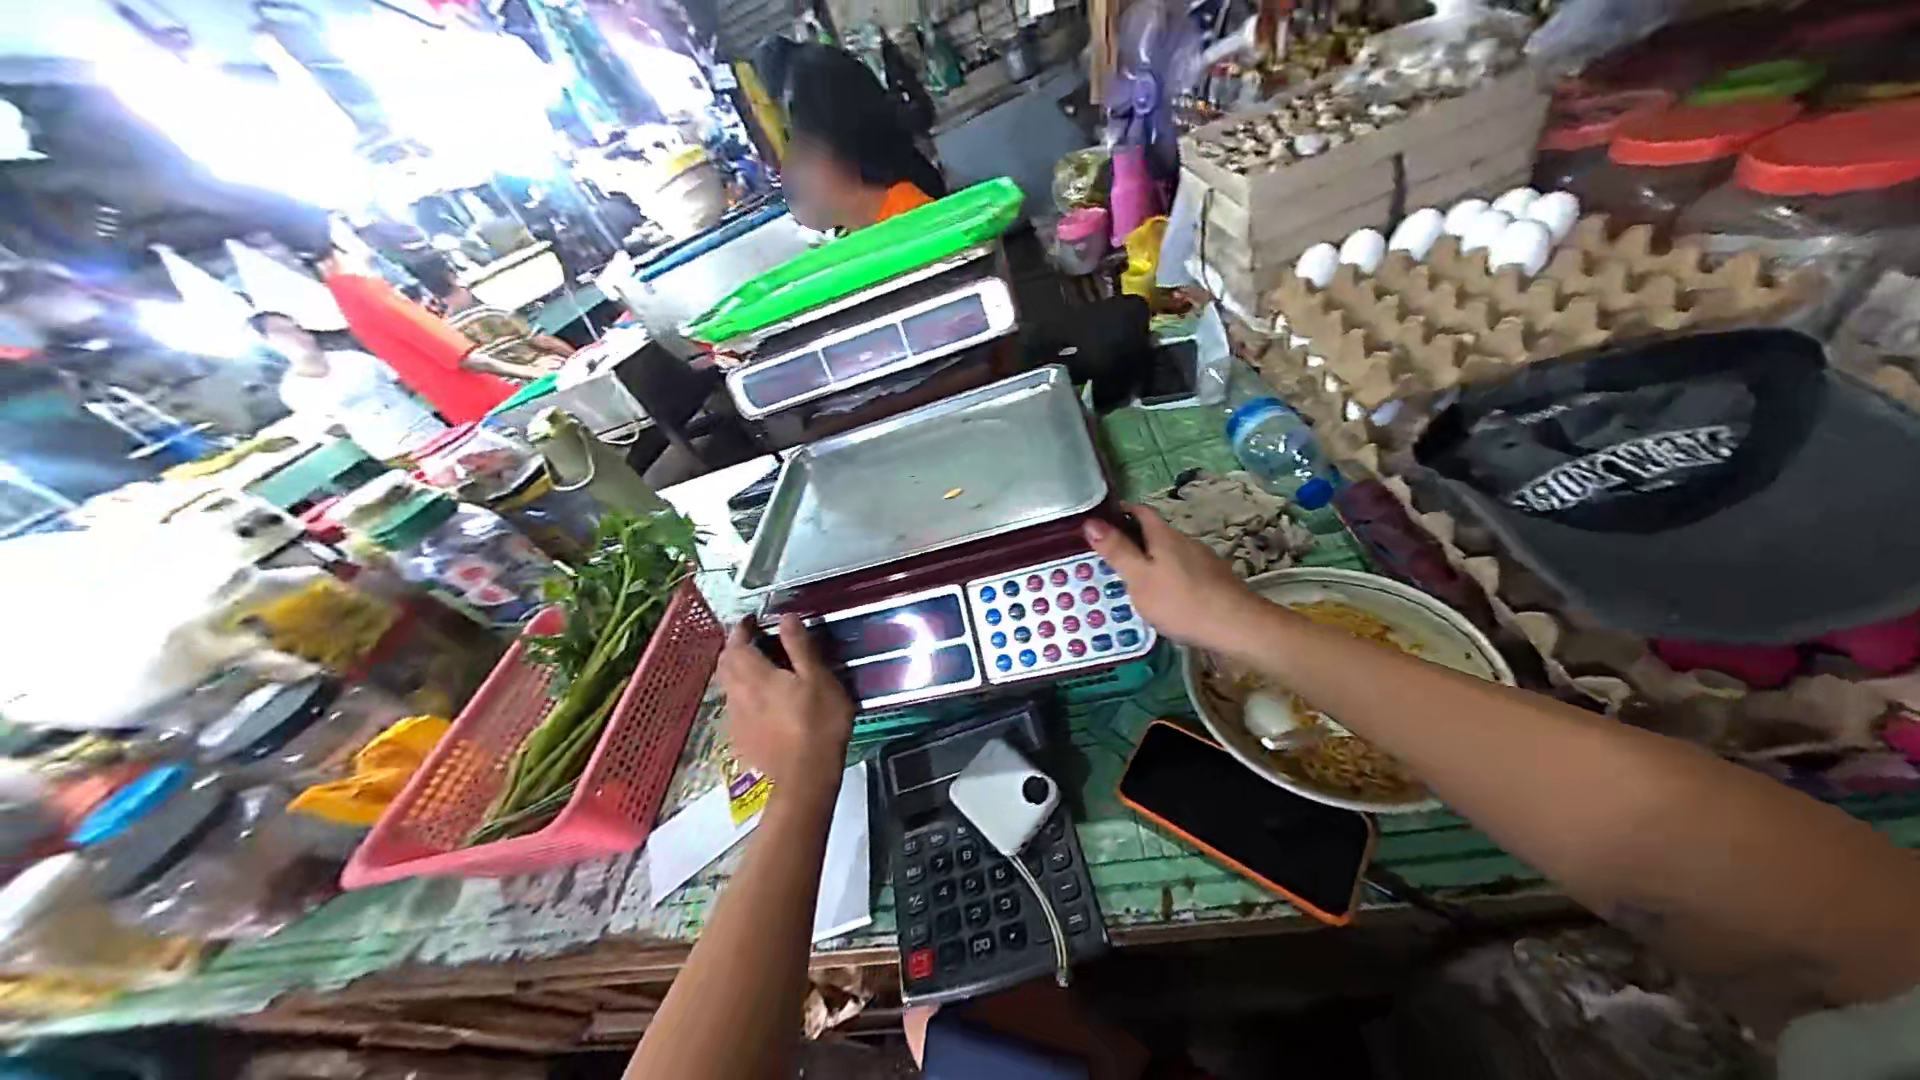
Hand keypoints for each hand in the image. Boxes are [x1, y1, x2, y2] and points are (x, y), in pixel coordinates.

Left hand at [716, 615, 853, 797]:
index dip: (742, 629)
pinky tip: (763, 701)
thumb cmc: (818, 723)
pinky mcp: (741, 738)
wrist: (805, 778)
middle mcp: (737, 694)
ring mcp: (736, 719)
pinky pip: (735, 706)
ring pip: (728, 686)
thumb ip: (799, 646)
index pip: (736, 644)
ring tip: (761, 668)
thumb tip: (785, 617)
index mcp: (754, 676)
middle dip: (735, 648)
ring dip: (738, 671)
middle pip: (725, 664)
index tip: (753, 620)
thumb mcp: (818, 678)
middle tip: (755, 641)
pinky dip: (744, 694)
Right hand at [1082, 505, 1261, 654]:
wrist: (1237, 627)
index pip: (1140, 510)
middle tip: (1108, 554)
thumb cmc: (1180, 601)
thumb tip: (1091, 521)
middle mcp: (1185, 541)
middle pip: (1154, 532)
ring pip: (1169, 552)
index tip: (1101, 520)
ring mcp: (1203, 560)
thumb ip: (1116, 550)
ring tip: (1131, 577)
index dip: (1121, 510)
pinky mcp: (1214, 579)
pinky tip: (1162, 594)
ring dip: (1150, 558)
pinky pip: (1182, 569)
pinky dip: (1167, 574)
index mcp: (1164, 536)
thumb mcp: (1139, 578)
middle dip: (1132, 538)